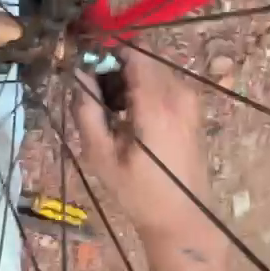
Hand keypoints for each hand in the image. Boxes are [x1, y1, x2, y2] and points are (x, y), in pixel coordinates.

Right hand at [72, 52, 221, 256]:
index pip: (133, 54)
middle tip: (93, 92)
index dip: (106, 52)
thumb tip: (77, 74)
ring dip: (128, 78)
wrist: (182, 218)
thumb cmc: (138, 191)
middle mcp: (178, 94)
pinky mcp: (192, 109)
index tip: (84, 66)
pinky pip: (164, 83)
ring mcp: (189, 101)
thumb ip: (86, 110)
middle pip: (143, 58)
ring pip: (153, 69)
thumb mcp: (101, 155)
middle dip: (115, 66)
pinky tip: (129, 116)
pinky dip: (143, 88)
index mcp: (156, 104)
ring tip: (109, 108)